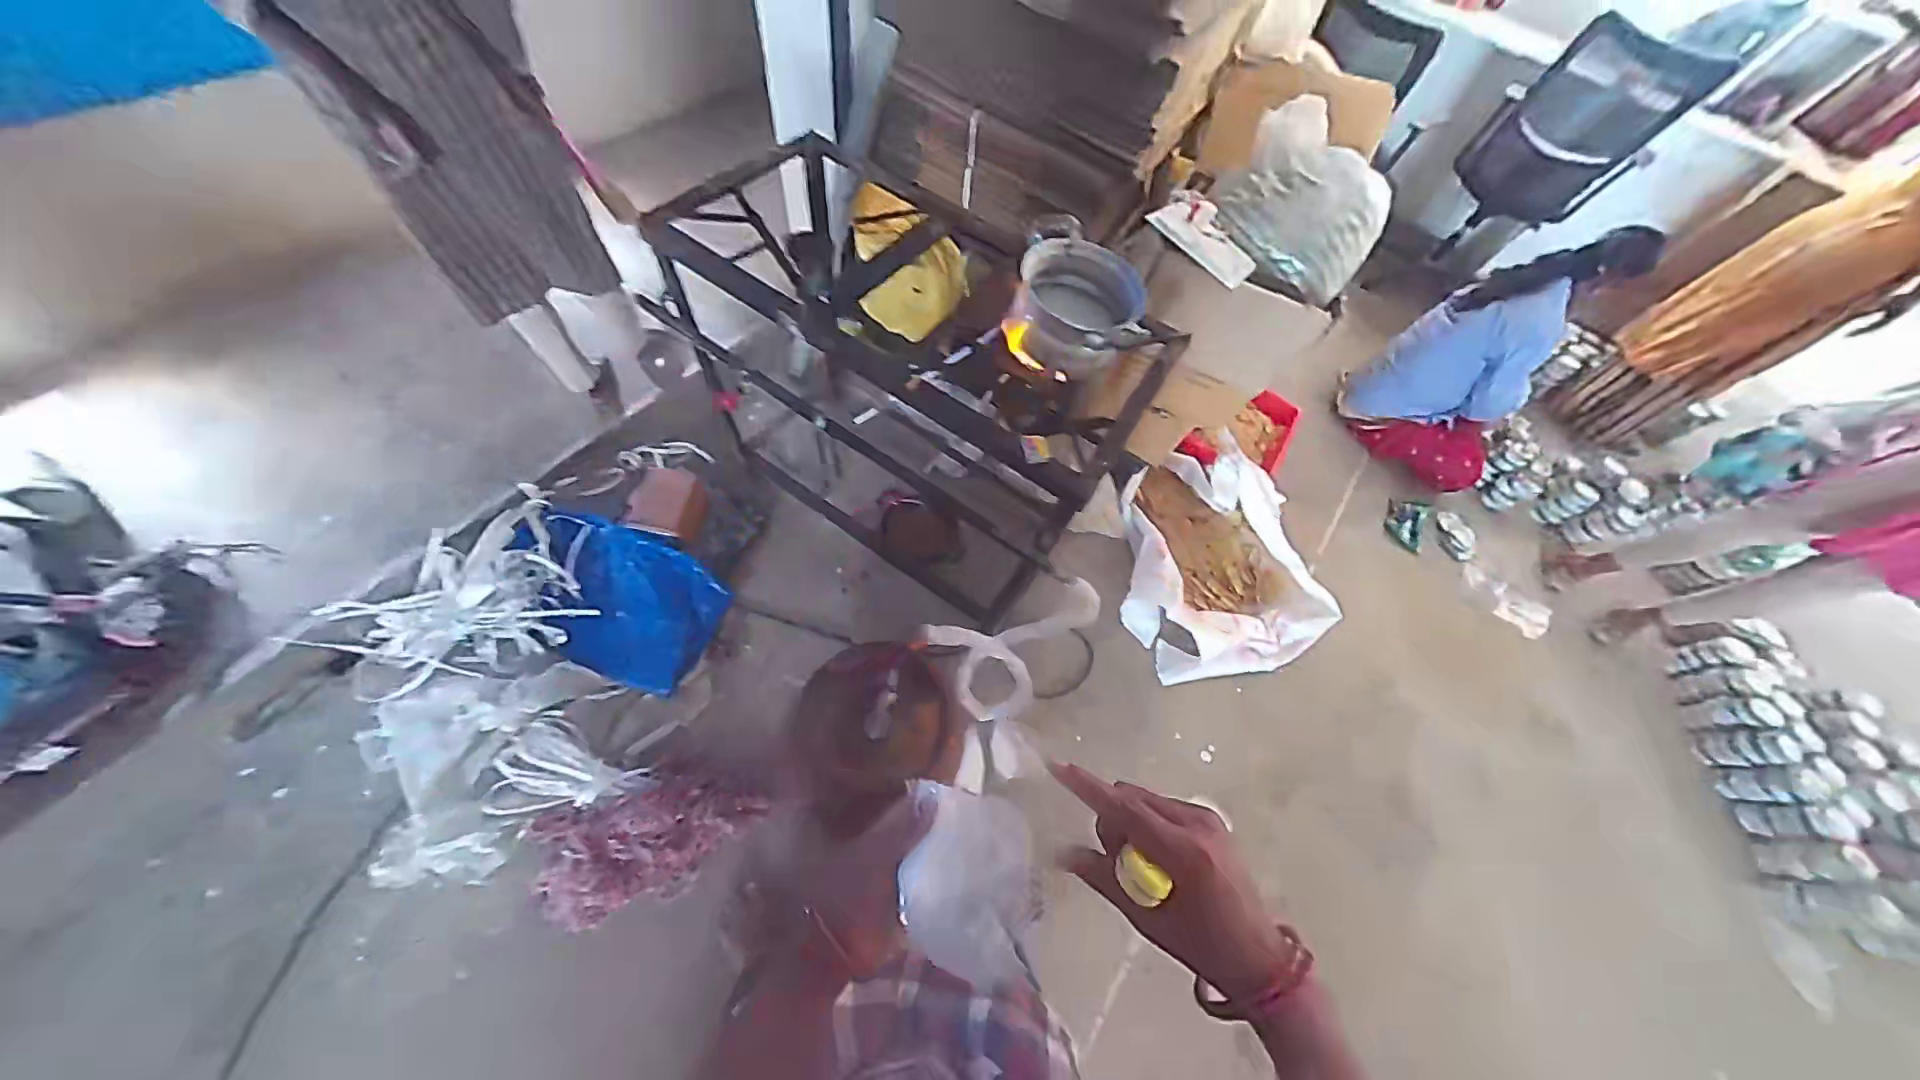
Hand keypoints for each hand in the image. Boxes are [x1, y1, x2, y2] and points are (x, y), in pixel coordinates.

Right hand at [1052, 762, 1300, 1001]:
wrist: (1257, 955)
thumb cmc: (1200, 944)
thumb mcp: (1145, 918)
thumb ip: (1103, 877)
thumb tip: (1063, 853)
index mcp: (1182, 851)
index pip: (1124, 808)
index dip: (1087, 787)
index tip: (1059, 767)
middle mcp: (1196, 823)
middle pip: (1130, 798)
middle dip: (1112, 821)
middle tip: (1119, 863)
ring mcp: (1206, 817)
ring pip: (1144, 800)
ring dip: (1130, 822)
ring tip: (1144, 864)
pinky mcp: (1211, 818)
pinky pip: (1161, 806)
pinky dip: (1148, 824)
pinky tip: (1161, 857)